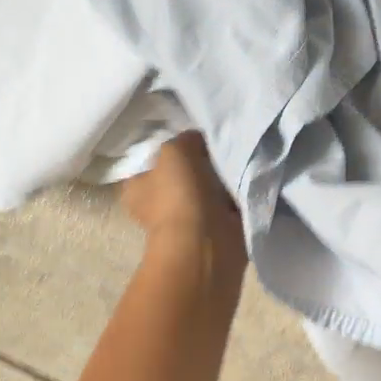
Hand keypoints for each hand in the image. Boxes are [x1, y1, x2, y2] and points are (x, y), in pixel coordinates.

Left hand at [119, 135, 245, 267]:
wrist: (206, 241)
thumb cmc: (180, 195)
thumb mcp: (175, 151)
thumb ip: (185, 140)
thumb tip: (199, 140)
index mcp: (136, 188)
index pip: (151, 163)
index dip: (172, 151)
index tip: (195, 143)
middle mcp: (156, 205)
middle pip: (181, 177)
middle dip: (200, 168)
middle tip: (220, 154)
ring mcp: (185, 221)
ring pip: (206, 193)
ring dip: (220, 185)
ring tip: (236, 169)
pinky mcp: (212, 231)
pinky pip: (225, 208)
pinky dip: (235, 200)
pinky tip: (244, 188)